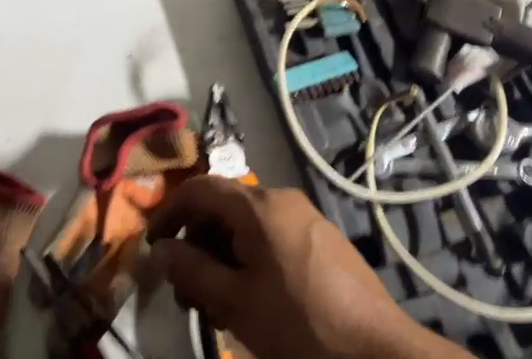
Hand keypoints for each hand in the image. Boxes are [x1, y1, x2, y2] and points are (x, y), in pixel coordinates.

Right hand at [147, 178, 467, 358]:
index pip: (200, 189)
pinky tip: (249, 300)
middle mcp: (282, 199)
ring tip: (215, 303)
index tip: (153, 246)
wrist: (378, 352)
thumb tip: (162, 250)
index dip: (169, 212)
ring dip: (222, 257)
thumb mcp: (235, 302)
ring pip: (248, 227)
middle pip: (224, 207)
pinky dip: (250, 260)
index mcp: (259, 205)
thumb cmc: (300, 324)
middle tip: (185, 289)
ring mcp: (306, 218)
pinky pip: (273, 238)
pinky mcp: (323, 241)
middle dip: (197, 244)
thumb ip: (193, 271)